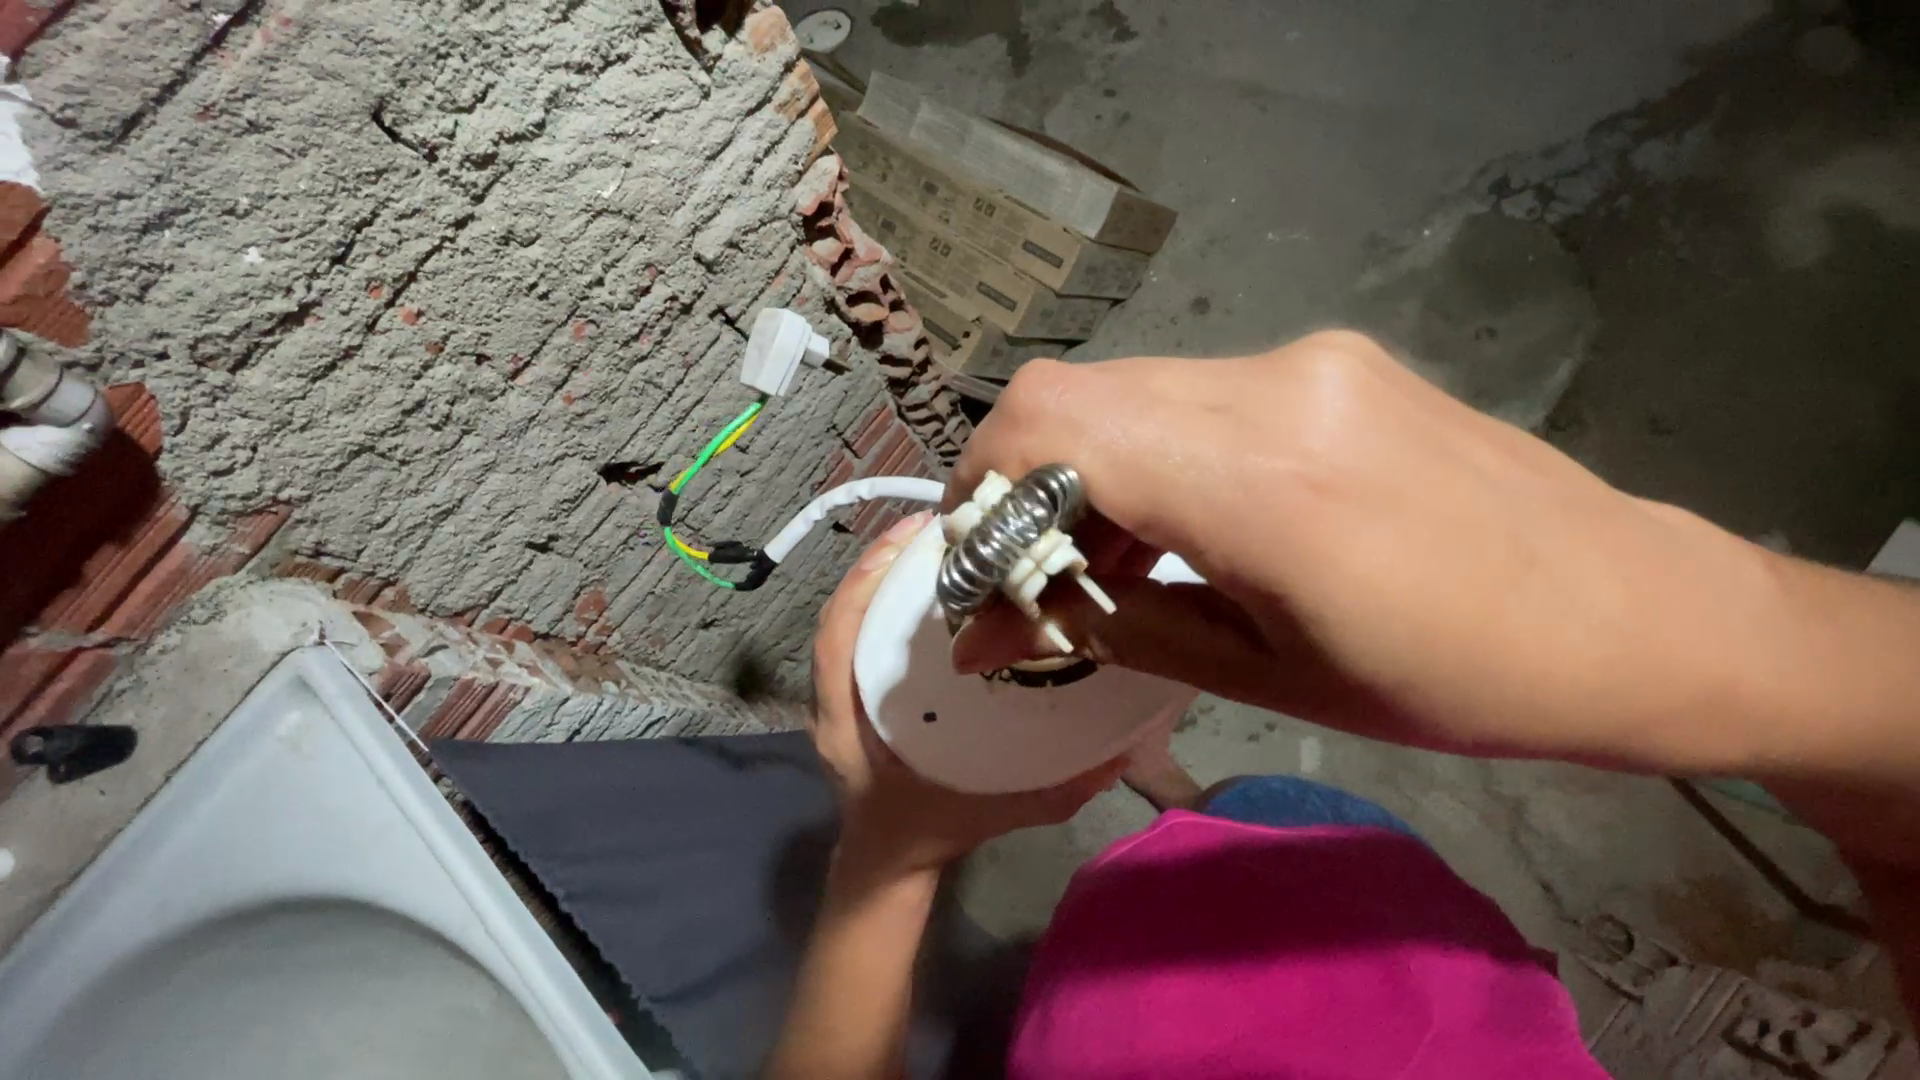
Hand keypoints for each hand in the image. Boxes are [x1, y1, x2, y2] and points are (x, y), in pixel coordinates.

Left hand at [810, 512, 1123, 884]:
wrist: (887, 864)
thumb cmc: (929, 835)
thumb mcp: (996, 814)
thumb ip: (1054, 790)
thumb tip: (1118, 753)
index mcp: (850, 723)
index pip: (838, 637)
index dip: (865, 582)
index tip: (910, 540)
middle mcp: (834, 702)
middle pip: (840, 616)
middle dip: (878, 564)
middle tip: (930, 528)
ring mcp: (836, 697)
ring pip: (843, 623)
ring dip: (877, 578)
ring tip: (924, 544)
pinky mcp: (848, 695)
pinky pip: (853, 638)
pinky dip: (877, 603)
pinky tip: (918, 588)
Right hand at [948, 331, 1799, 775]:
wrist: (1635, 613)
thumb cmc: (1449, 681)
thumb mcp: (1259, 676)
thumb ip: (1111, 628)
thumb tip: (986, 631)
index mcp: (1262, 482)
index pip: (1053, 427)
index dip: (980, 487)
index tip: (971, 561)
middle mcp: (1273, 386)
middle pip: (1072, 393)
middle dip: (1017, 482)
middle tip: (1022, 567)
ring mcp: (1303, 361)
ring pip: (1124, 390)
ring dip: (1080, 469)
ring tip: (1095, 559)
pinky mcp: (1322, 361)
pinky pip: (1185, 393)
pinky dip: (1142, 453)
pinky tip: (1166, 520)